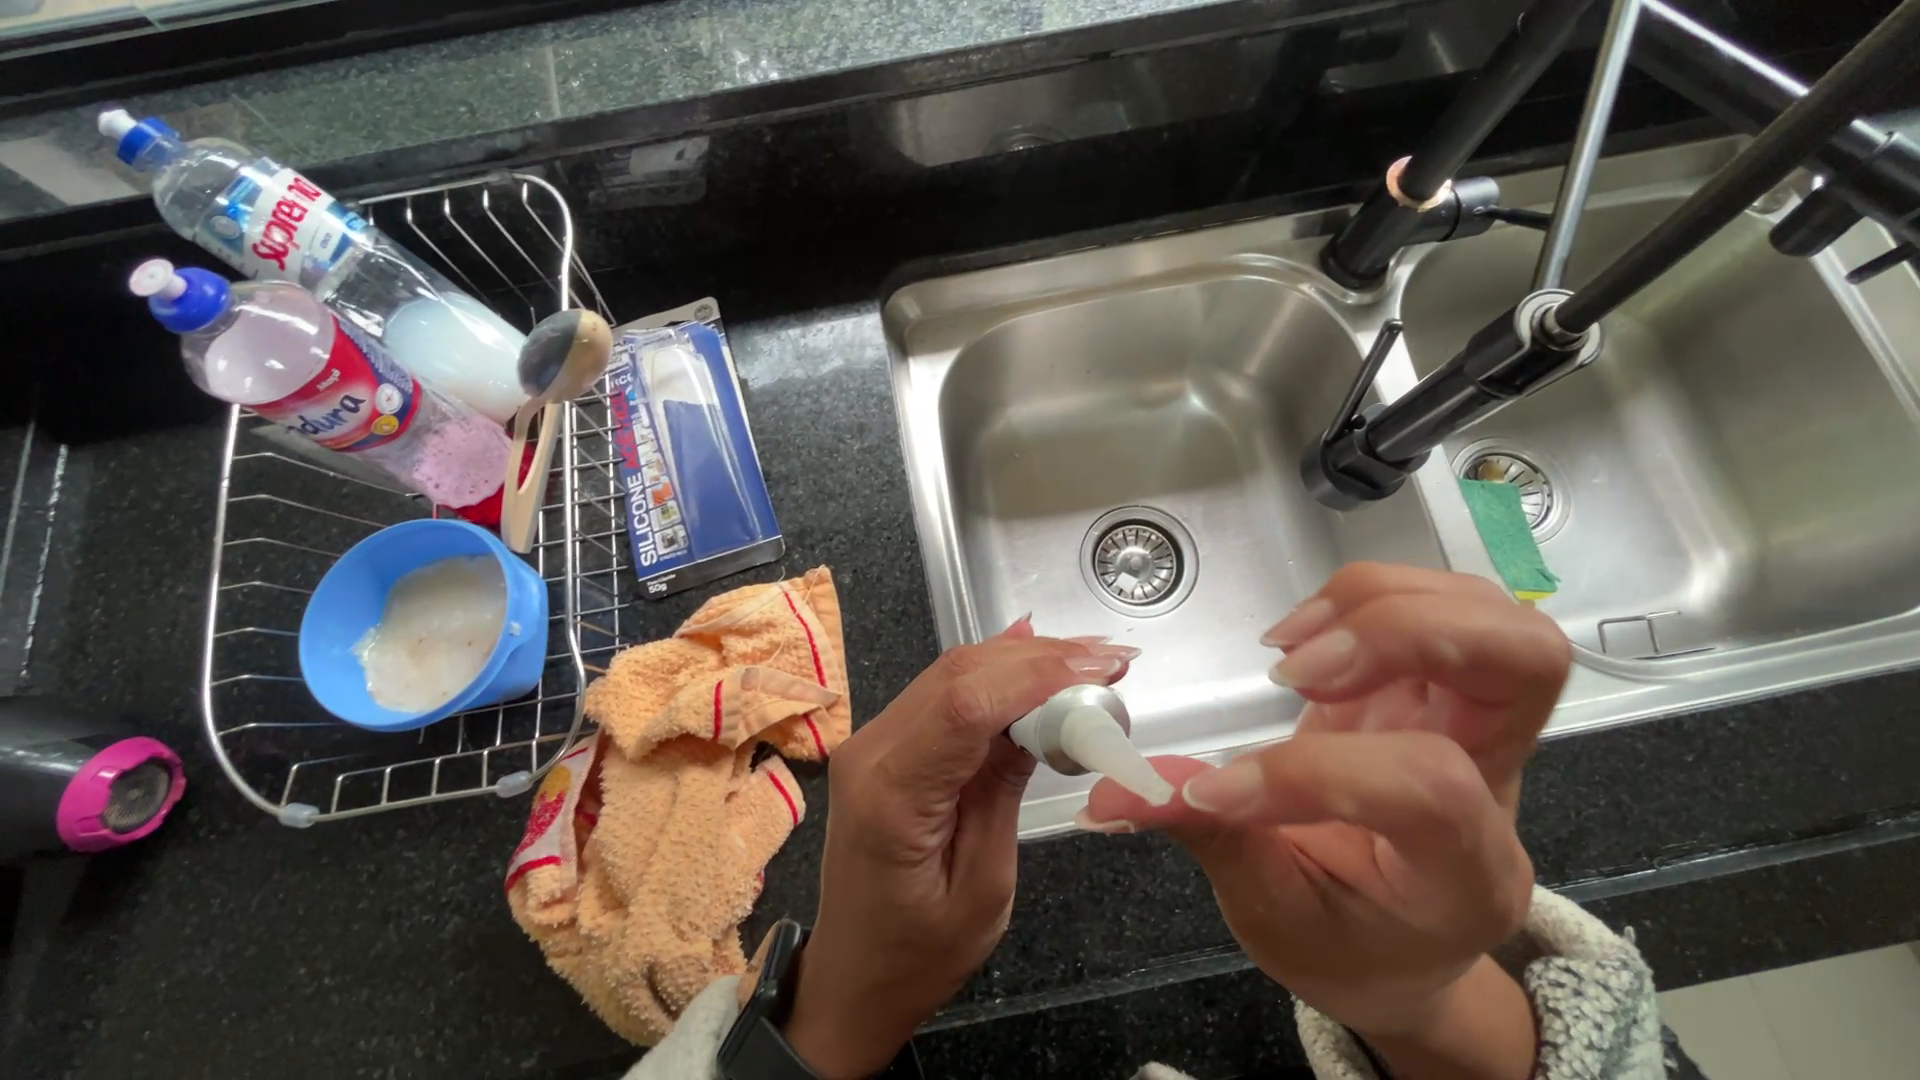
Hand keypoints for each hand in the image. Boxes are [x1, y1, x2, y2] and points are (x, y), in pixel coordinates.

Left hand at [782, 619, 1136, 1077]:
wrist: (851, 974)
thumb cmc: (918, 954)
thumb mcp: (983, 888)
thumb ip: (1005, 792)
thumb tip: (1045, 716)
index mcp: (893, 795)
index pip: (964, 706)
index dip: (1035, 675)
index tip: (1098, 669)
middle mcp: (872, 750)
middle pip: (959, 675)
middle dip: (1040, 658)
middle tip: (1110, 660)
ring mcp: (871, 740)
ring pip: (952, 672)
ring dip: (1022, 658)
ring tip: (1088, 659)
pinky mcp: (883, 742)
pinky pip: (941, 690)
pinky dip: (994, 672)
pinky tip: (1032, 652)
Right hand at [1080, 564, 1568, 1067]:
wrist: (1399, 941)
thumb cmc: (1344, 940)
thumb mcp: (1269, 909)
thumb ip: (1206, 838)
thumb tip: (1113, 792)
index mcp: (1466, 870)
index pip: (1429, 790)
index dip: (1312, 773)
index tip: (1215, 791)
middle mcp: (1496, 781)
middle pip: (1520, 659)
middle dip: (1400, 633)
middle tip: (1297, 671)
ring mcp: (1472, 723)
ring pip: (1487, 611)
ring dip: (1379, 603)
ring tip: (1291, 648)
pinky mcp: (1433, 688)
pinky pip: (1434, 604)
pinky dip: (1361, 599)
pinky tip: (1298, 640)